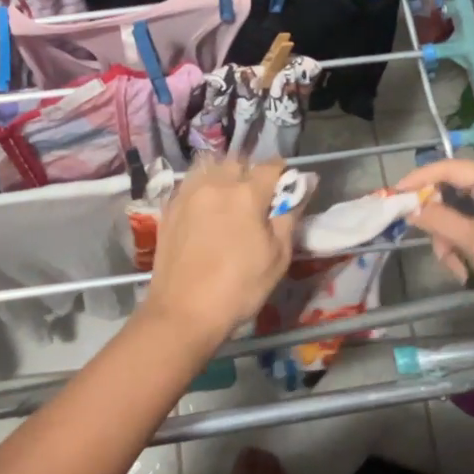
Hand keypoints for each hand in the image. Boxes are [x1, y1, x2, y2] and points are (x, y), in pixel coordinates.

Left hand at [145, 157, 296, 345]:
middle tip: (256, 197)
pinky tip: (206, 208)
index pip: (270, 167)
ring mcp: (188, 193)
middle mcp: (216, 184)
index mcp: (247, 194)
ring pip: (210, 167)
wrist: (183, 310)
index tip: (285, 186)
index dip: (282, 173)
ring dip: (223, 174)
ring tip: (228, 198)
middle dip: (250, 172)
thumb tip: (303, 185)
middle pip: (238, 163)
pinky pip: (190, 183)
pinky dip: (202, 186)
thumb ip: (290, 215)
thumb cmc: (239, 288)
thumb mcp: (278, 256)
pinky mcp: (170, 206)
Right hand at [396, 159, 473, 316]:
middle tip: (437, 245)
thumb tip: (411, 208)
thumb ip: (440, 220)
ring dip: (449, 242)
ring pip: (455, 215)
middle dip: (440, 222)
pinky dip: (460, 248)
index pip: (451, 167)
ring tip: (458, 267)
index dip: (421, 177)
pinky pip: (466, 229)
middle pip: (451, 192)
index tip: (395, 192)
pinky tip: (467, 271)